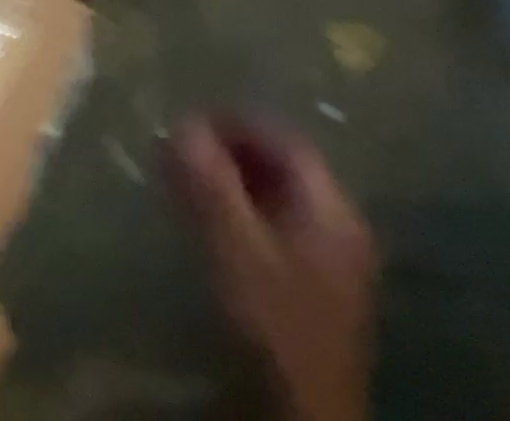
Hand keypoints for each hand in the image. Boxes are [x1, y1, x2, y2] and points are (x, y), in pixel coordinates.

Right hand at [167, 117, 377, 420]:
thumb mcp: (232, 245)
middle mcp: (338, 224)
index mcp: (331, 211)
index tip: (181, 117)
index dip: (235, 123)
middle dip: (226, 148)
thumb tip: (180, 122)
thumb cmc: (269, 315)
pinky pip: (270, 219)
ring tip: (176, 173)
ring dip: (227, 177)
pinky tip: (201, 214)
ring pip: (274, 193)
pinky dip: (234, 204)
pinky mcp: (307, 275)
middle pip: (283, 166)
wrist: (300, 398)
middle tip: (171, 146)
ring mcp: (327, 252)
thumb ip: (209, 184)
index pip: (287, 142)